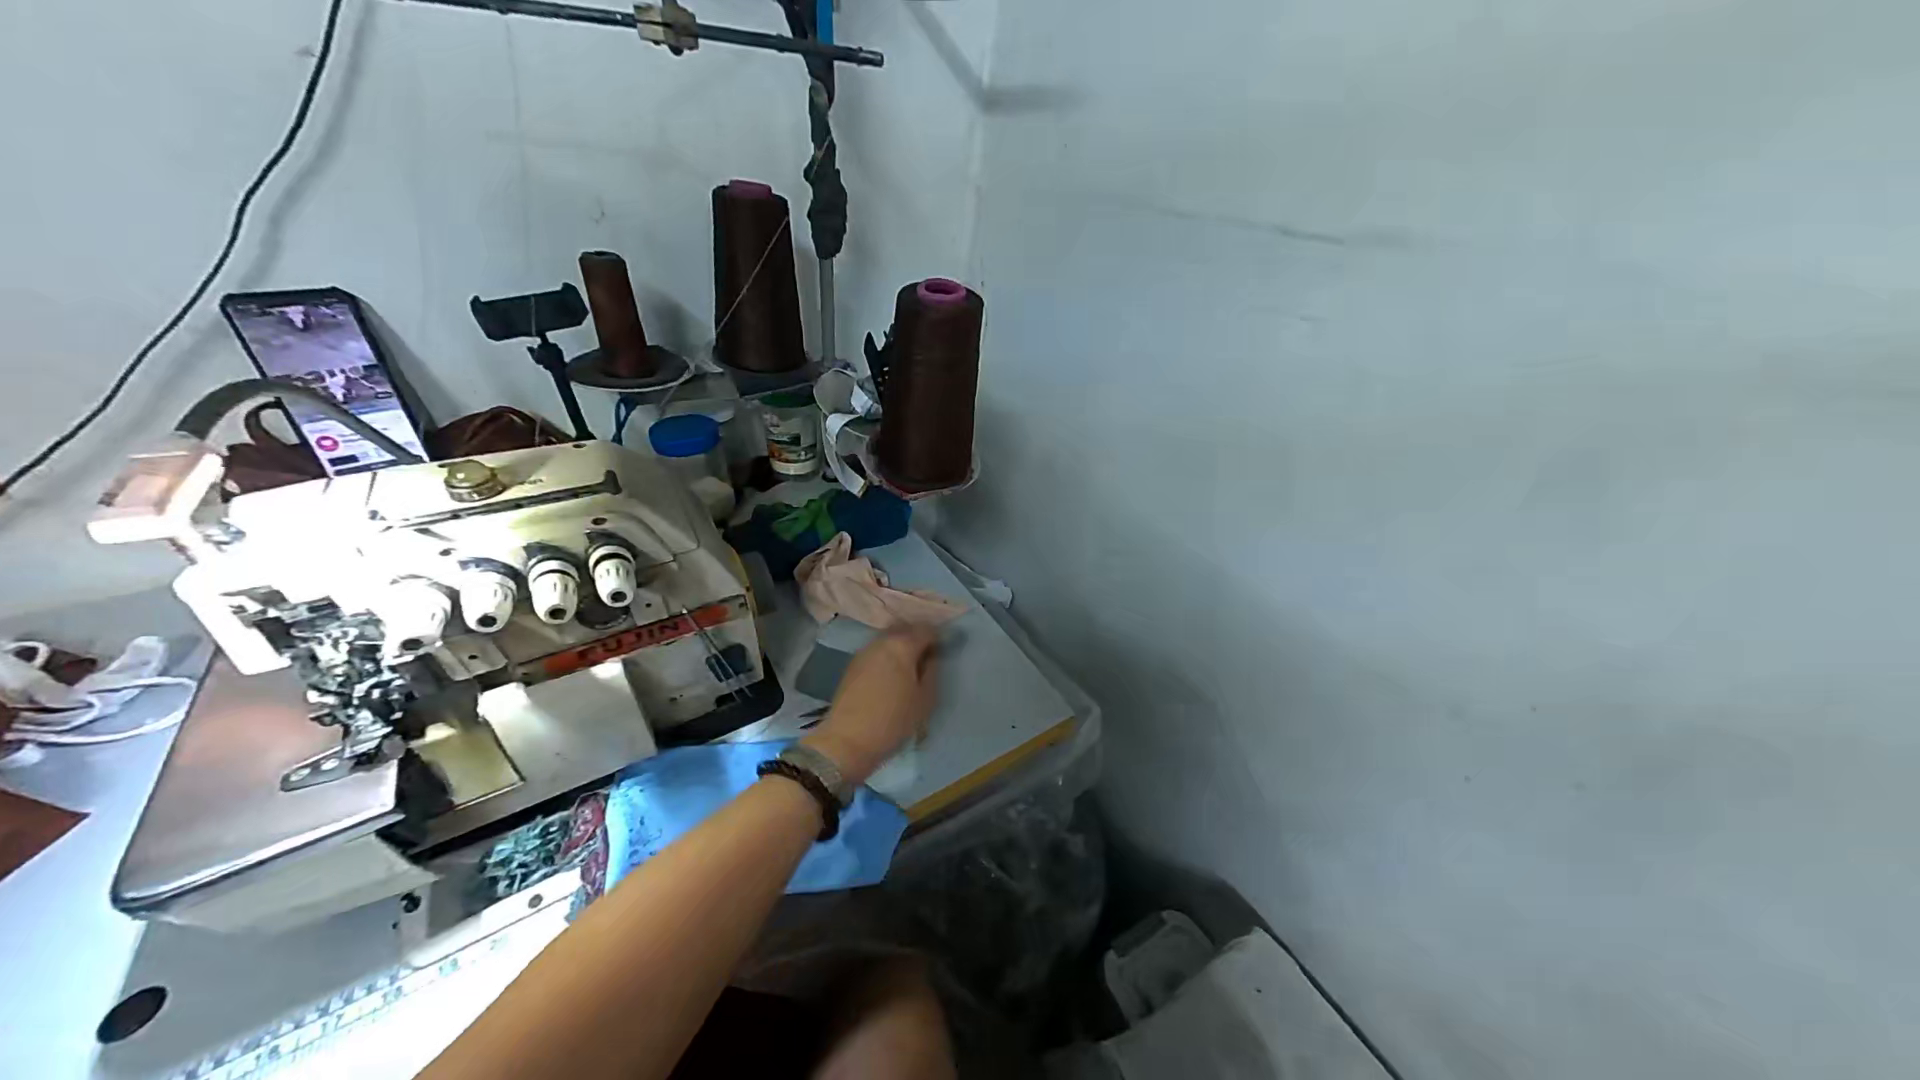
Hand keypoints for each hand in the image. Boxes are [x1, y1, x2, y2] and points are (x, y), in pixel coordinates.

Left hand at [803, 625, 941, 785]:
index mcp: (902, 646)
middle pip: (904, 629)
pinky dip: (886, 656)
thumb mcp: (925, 700)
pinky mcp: (852, 665)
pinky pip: (875, 652)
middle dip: (917, 638)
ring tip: (908, 669)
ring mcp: (863, 652)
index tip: (942, 652)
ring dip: (900, 647)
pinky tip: (889, 675)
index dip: (938, 638)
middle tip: (926, 658)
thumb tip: (931, 657)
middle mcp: (881, 642)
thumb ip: (932, 672)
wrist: (847, 740)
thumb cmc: (893, 721)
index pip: (926, 630)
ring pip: (887, 640)